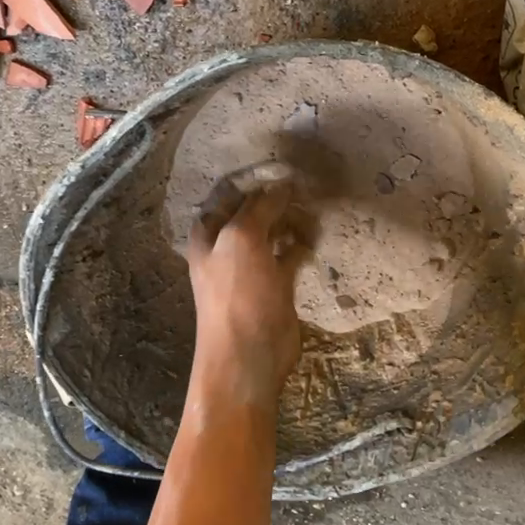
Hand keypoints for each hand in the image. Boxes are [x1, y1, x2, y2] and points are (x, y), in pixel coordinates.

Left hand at [186, 163, 303, 408]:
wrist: (248, 358)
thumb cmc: (237, 296)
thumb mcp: (242, 240)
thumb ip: (259, 208)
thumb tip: (281, 184)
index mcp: (209, 233)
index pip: (230, 193)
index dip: (255, 177)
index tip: (285, 166)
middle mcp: (227, 246)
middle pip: (253, 210)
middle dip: (277, 196)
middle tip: (308, 183)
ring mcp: (252, 266)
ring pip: (273, 230)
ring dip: (292, 218)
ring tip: (315, 205)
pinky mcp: (276, 285)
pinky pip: (289, 254)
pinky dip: (302, 243)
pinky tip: (316, 235)